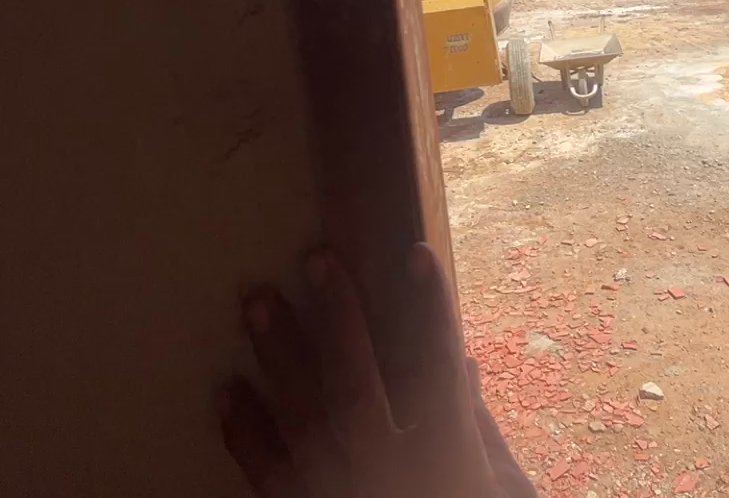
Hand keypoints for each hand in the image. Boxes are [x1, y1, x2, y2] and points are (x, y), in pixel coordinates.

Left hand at [221, 243, 536, 497]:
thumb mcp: (501, 491)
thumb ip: (482, 433)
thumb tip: (464, 366)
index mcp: (442, 453)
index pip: (437, 363)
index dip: (431, 306)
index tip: (417, 255)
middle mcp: (386, 468)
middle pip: (356, 380)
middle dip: (337, 315)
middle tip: (317, 260)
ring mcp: (339, 492)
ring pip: (303, 416)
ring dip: (278, 355)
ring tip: (258, 303)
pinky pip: (266, 475)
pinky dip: (245, 433)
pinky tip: (227, 393)